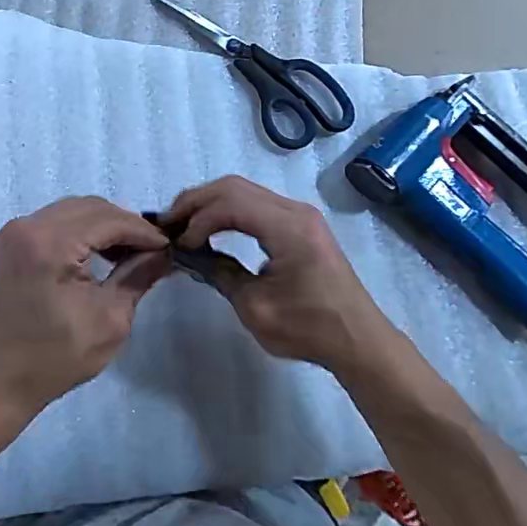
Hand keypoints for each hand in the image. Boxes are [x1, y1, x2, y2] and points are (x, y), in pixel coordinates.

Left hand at [0, 197, 171, 413]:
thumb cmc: (56, 356)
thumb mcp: (110, 319)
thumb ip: (139, 275)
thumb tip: (166, 253)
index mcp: (50, 243)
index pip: (110, 220)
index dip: (144, 232)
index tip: (170, 247)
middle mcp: (29, 226)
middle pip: (92, 208)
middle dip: (126, 225)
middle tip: (154, 250)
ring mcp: (16, 231)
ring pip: (76, 210)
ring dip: (106, 225)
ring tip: (132, 252)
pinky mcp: (13, 241)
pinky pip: (58, 221)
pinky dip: (84, 230)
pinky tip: (103, 252)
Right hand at [165, 176, 396, 375]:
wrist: (357, 338)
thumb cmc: (309, 329)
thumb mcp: (256, 308)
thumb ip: (222, 274)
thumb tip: (194, 255)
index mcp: (288, 227)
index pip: (231, 203)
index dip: (197, 219)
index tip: (178, 245)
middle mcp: (296, 210)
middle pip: (236, 187)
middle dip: (197, 201)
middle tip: (169, 224)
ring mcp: (301, 214)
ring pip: (246, 191)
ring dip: (211, 203)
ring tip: (184, 225)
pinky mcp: (301, 224)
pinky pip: (258, 204)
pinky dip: (229, 211)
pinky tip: (212, 228)